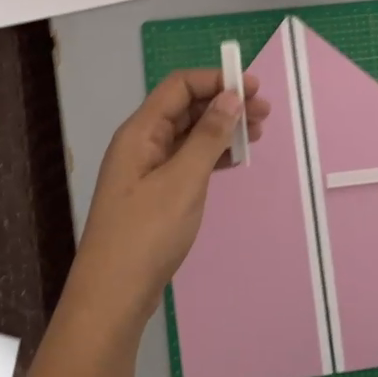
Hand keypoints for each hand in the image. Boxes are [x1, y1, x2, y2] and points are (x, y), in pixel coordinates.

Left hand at [71, 69, 270, 324]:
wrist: (113, 296)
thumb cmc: (146, 234)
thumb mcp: (183, 181)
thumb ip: (208, 136)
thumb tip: (231, 97)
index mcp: (140, 132)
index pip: (179, 88)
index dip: (215, 81)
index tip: (252, 88)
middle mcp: (141, 144)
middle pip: (185, 109)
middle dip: (224, 104)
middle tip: (264, 113)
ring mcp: (147, 171)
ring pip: (189, 136)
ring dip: (222, 130)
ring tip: (258, 134)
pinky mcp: (155, 195)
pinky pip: (188, 161)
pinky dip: (212, 156)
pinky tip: (235, 160)